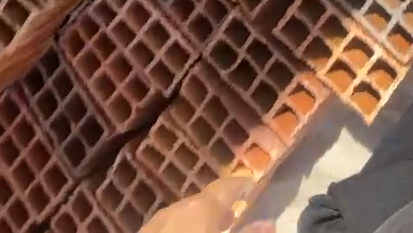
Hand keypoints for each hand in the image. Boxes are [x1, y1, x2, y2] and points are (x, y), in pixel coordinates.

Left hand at [141, 176, 273, 232]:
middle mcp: (179, 206)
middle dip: (221, 208)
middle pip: (205, 201)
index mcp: (202, 205)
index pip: (228, 185)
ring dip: (200, 222)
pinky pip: (169, 227)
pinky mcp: (142, 232)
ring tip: (215, 230)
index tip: (255, 190)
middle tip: (237, 216)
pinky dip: (183, 230)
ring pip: (184, 215)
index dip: (242, 186)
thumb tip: (270, 222)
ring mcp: (154, 223)